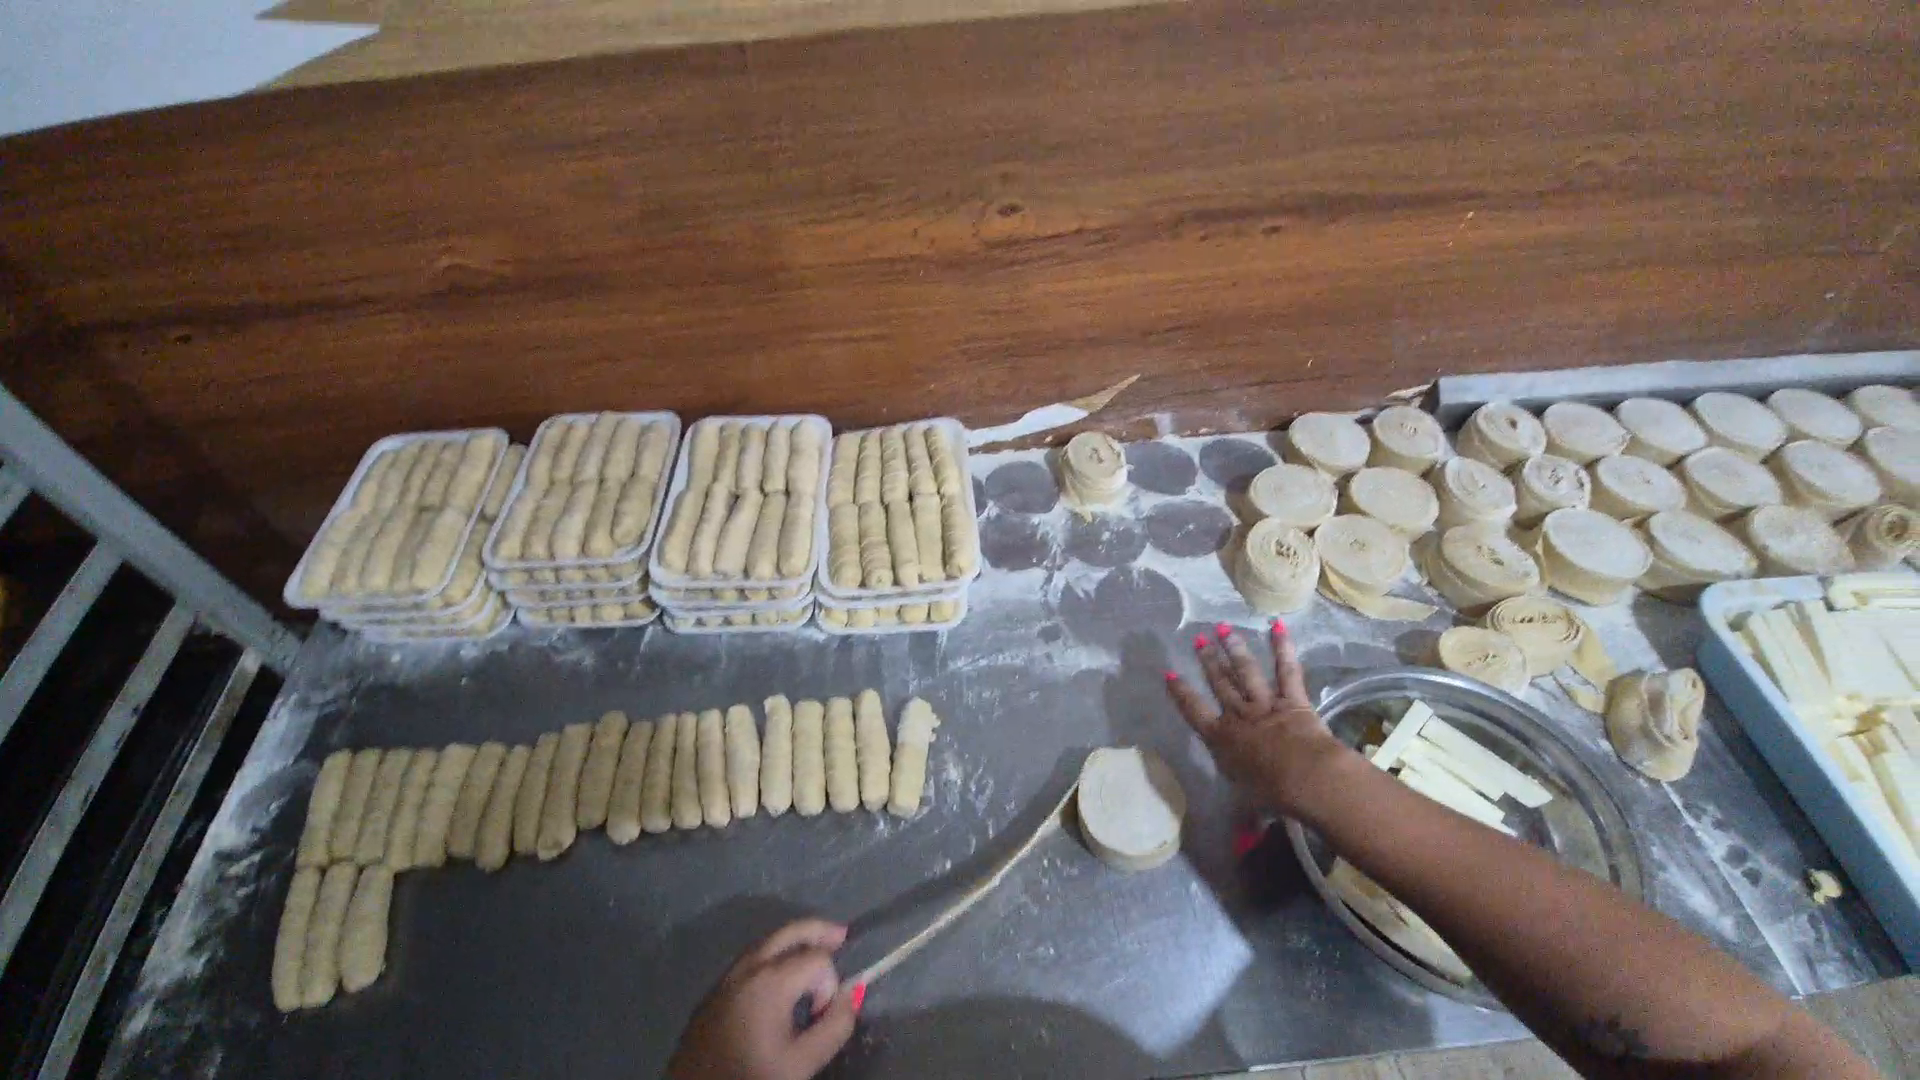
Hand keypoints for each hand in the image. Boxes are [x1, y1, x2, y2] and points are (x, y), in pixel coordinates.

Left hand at [666, 919, 858, 1079]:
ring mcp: (727, 976)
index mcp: (772, 979)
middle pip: (790, 931)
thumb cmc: (749, 1078)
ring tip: (815, 949)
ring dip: (794, 940)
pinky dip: (773, 953)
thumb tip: (852, 994)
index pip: (817, 958)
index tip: (823, 1016)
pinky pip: (750, 959)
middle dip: (818, 930)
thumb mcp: (801, 1064)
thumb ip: (835, 1027)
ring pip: (767, 941)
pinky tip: (780, 974)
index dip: (831, 982)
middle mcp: (749, 967)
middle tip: (841, 935)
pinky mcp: (714, 991)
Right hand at [1166, 621, 1360, 818]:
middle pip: (1218, 684)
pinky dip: (1283, 648)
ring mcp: (1264, 704)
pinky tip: (1278, 627)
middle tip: (1198, 640)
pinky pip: (1287, 670)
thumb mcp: (1253, 811)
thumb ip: (1247, 823)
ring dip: (1233, 648)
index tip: (1170, 674)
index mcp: (1221, 741)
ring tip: (1222, 628)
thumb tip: (1241, 848)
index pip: (1194, 712)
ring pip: (1245, 671)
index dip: (1181, 693)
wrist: (1304, 776)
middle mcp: (1238, 717)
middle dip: (1208, 661)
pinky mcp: (1293, 699)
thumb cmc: (1272, 794)